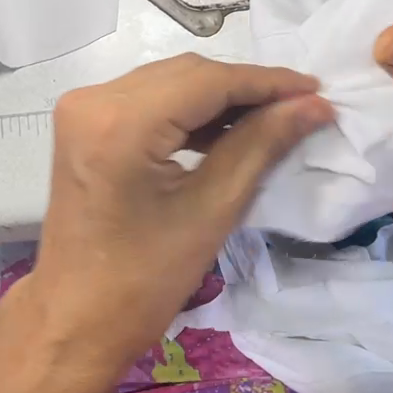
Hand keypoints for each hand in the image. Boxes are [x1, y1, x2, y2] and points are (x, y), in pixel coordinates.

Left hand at [22, 54, 333, 377]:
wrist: (75, 317)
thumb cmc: (143, 280)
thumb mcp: (212, 210)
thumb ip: (262, 144)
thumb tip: (313, 105)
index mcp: (119, 122)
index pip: (207, 81)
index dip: (267, 82)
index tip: (317, 90)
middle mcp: (93, 99)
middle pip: (187, 74)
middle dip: (245, 88)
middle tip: (301, 107)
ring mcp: (82, 107)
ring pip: (168, 81)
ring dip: (219, 97)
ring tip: (272, 120)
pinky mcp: (83, 121)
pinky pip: (148, 98)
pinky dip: (187, 110)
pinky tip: (225, 131)